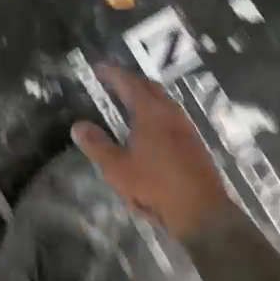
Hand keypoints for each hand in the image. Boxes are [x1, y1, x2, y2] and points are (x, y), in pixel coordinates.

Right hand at [72, 65, 232, 238]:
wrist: (202, 212)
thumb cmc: (155, 187)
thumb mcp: (118, 169)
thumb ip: (97, 146)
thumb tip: (77, 126)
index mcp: (151, 113)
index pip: (130, 84)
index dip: (113, 74)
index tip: (100, 68)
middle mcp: (171, 114)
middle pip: (151, 88)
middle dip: (132, 81)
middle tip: (114, 82)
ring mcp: (187, 128)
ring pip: (165, 101)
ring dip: (147, 96)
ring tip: (131, 102)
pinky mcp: (195, 144)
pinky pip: (173, 116)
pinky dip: (158, 112)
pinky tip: (153, 128)